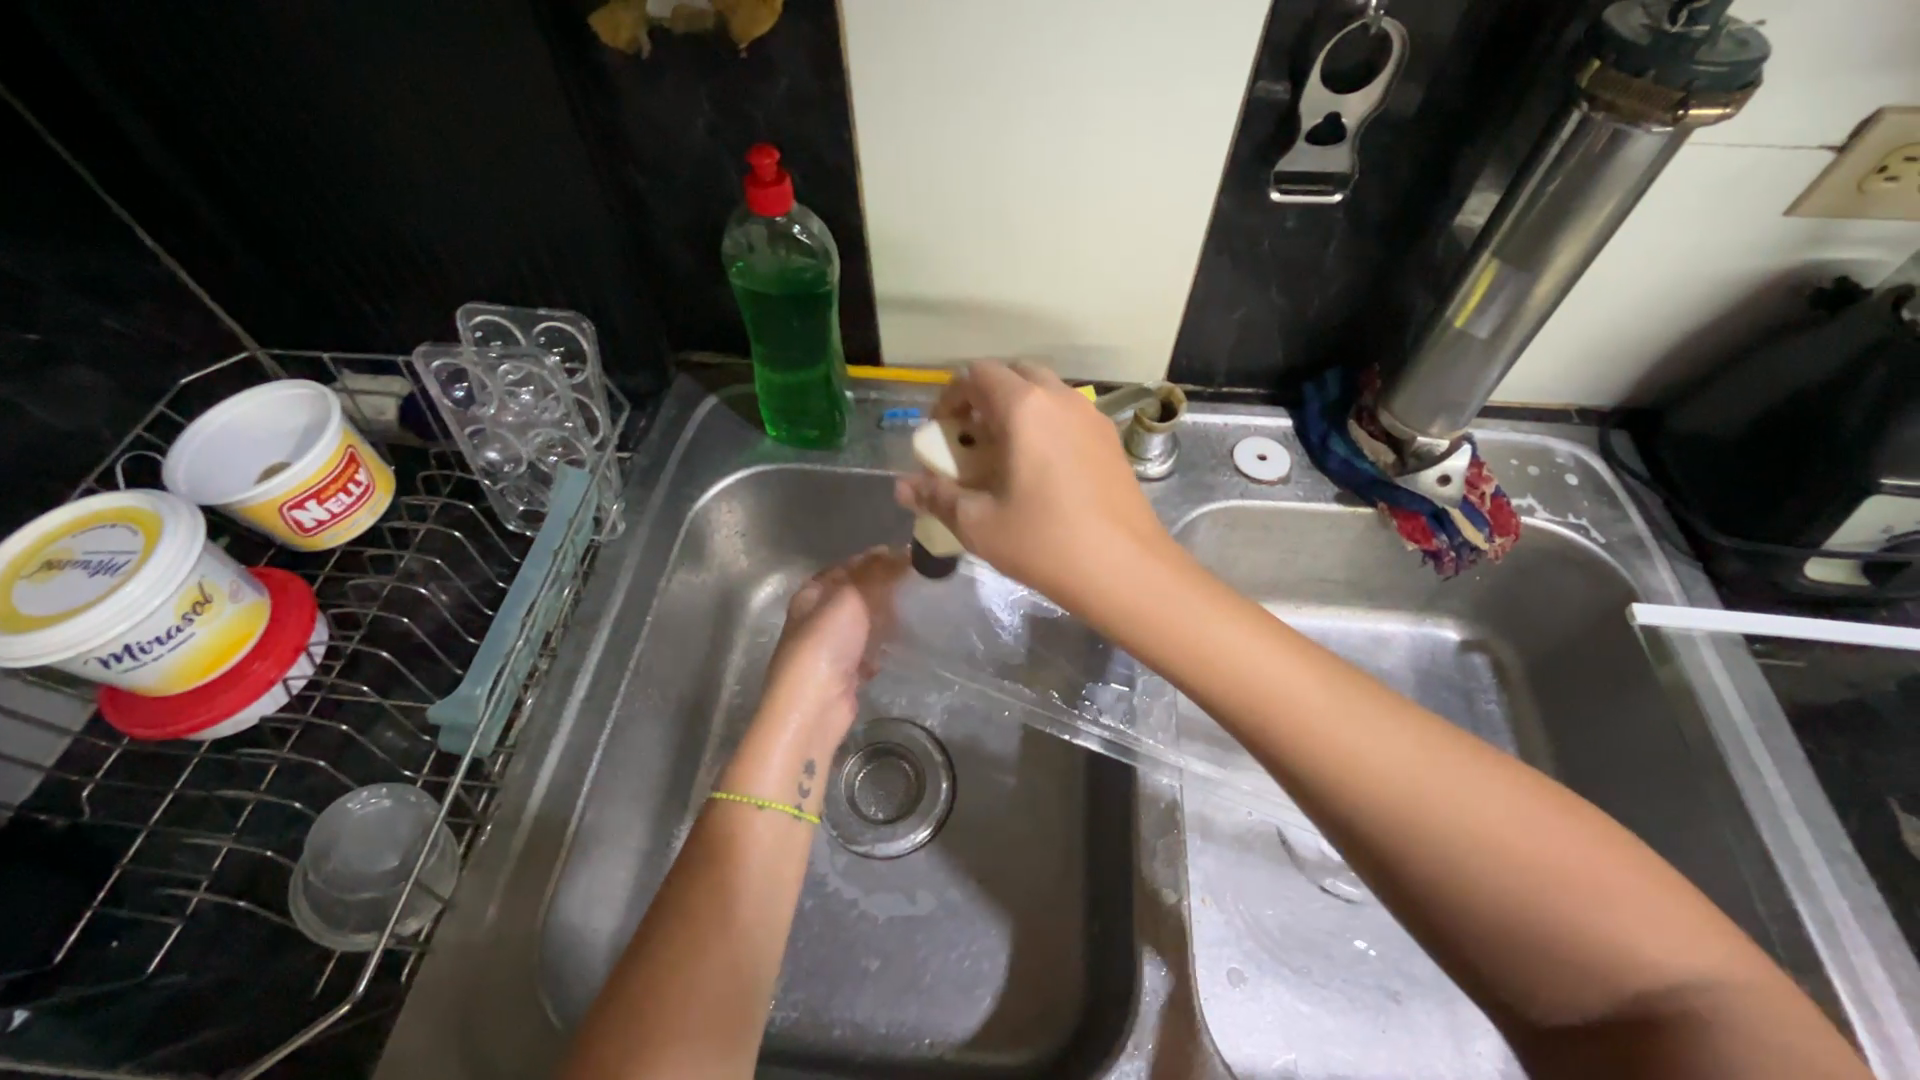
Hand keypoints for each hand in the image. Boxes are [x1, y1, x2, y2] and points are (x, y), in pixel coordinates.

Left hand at [758, 546, 907, 744]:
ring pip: (862, 625)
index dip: (875, 560)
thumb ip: (878, 573)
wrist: (813, 705)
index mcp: (812, 594)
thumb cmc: (827, 642)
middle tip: (918, 584)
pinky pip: (867, 653)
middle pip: (855, 596)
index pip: (846, 567)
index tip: (908, 557)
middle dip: (883, 590)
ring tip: (916, 611)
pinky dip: (881, 649)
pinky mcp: (843, 675)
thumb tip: (904, 551)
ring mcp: (829, 649)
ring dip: (885, 619)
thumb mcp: (852, 596)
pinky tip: (900, 646)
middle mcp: (817, 618)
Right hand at [894, 360, 1171, 605]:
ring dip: (1017, 411)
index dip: (950, 397)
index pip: (977, 374)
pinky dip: (1045, 427)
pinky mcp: (1110, 441)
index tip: (941, 433)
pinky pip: (1068, 416)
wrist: (1126, 570)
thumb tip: (903, 487)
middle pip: (1014, 375)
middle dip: (985, 398)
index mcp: (1024, 407)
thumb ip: (937, 497)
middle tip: (970, 440)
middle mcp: (1061, 399)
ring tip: (1003, 457)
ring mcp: (1092, 417)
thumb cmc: (1044, 543)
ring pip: (1045, 394)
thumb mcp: (978, 524)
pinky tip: (1039, 473)